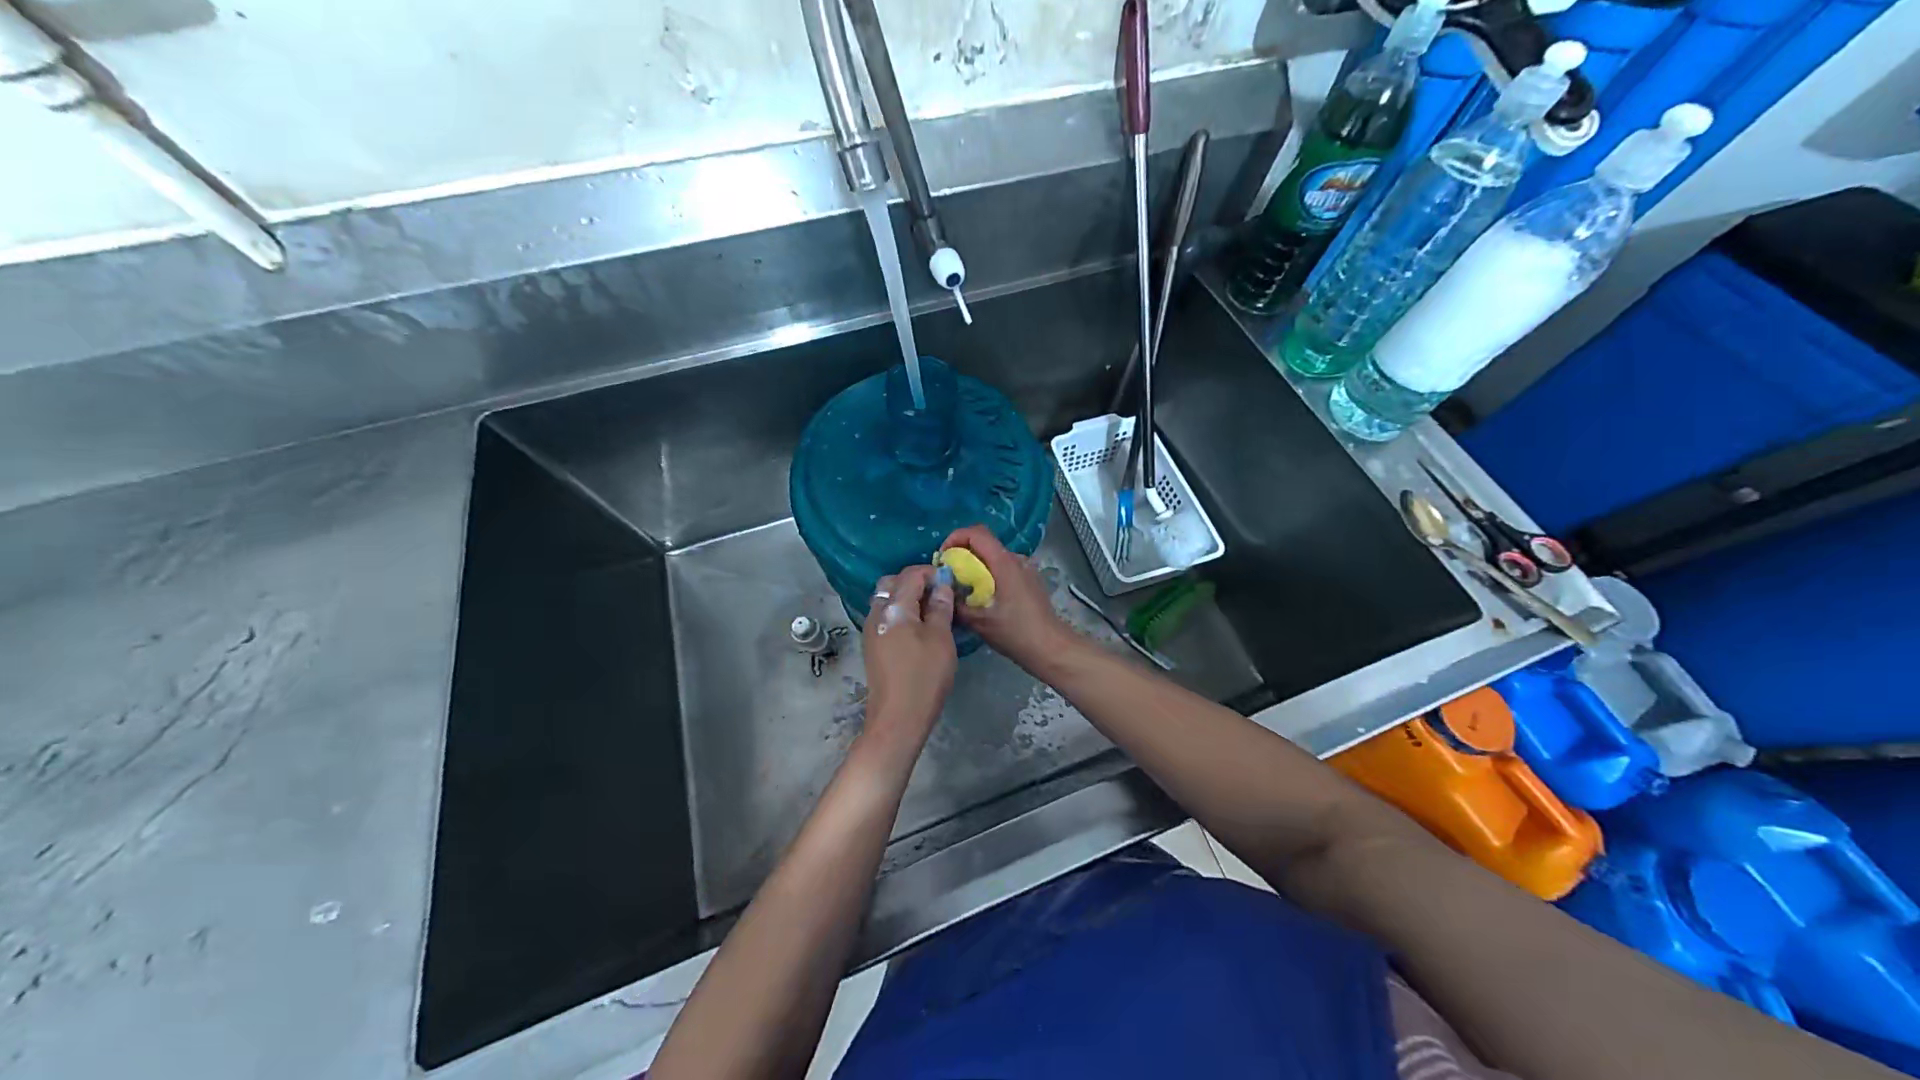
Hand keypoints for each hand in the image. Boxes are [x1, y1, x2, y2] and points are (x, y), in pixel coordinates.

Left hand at [861, 565, 957, 750]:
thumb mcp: (940, 639)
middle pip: (892, 583)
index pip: (911, 575)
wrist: (897, 717)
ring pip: (886, 600)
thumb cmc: (924, 676)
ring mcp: (871, 630)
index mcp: (894, 606)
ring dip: (906, 598)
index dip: (931, 573)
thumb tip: (941, 585)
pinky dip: (900, 614)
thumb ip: (940, 608)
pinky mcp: (872, 645)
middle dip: (915, 582)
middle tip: (939, 596)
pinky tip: (917, 630)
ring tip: (931, 613)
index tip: (950, 583)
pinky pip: (885, 617)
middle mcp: (877, 612)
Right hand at [939, 526, 1076, 672]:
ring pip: (995, 557)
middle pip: (985, 543)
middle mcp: (1016, 559)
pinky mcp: (1030, 580)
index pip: (977, 533)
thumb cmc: (1015, 631)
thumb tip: (942, 592)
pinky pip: (1005, 568)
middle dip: (963, 553)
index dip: (955, 538)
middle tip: (949, 575)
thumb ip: (957, 603)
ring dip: (977, 565)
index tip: (943, 557)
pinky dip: (990, 574)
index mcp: (1004, 562)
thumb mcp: (979, 621)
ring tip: (965, 588)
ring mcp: (1026, 569)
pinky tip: (985, 597)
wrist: (1050, 647)